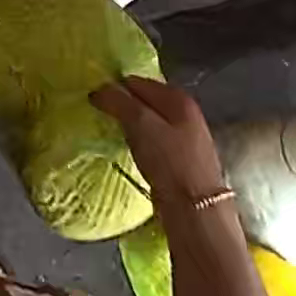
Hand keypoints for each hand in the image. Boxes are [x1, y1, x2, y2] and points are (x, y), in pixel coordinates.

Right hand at [91, 75, 226, 205]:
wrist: (197, 214)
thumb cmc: (169, 162)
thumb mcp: (139, 123)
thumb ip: (118, 100)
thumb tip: (98, 89)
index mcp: (178, 97)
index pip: (136, 82)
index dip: (116, 90)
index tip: (98, 103)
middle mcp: (187, 113)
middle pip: (144, 102)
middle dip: (124, 108)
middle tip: (105, 119)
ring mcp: (188, 138)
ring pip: (149, 123)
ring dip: (132, 128)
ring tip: (117, 138)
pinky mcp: (184, 162)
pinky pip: (155, 143)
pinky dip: (142, 145)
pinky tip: (135, 156)